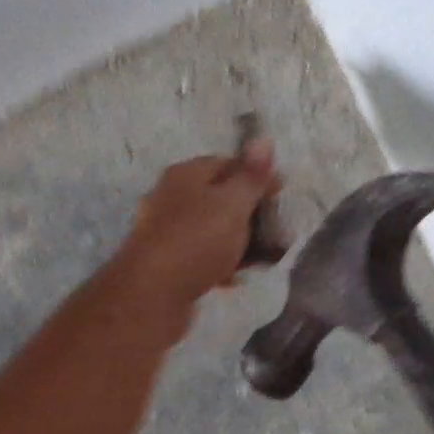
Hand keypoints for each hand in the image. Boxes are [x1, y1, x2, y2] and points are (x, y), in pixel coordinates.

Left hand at [111, 140, 280, 309]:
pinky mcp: (167, 262)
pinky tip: (234, 278)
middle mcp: (171, 197)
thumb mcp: (232, 205)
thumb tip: (264, 140)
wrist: (151, 294)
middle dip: (250, 213)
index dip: (257, 176)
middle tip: (277, 230)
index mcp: (186, 174)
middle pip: (219, 197)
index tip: (282, 194)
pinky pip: (202, 256)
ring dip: (238, 241)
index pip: (228, 163)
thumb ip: (250, 177)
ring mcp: (167, 231)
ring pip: (211, 229)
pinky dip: (220, 263)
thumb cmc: (196, 241)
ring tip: (262, 258)